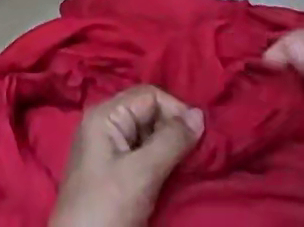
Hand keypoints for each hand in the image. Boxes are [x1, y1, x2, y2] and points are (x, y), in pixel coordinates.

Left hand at [51, 85, 203, 226]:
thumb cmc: (106, 208)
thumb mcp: (141, 173)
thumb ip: (171, 141)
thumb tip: (200, 115)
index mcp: (104, 115)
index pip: (148, 96)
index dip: (175, 110)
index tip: (199, 135)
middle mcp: (105, 125)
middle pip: (148, 112)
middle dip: (174, 127)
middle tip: (197, 151)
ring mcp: (108, 150)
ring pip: (148, 134)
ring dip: (170, 145)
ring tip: (189, 162)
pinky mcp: (114, 173)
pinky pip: (143, 154)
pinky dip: (161, 160)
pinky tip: (174, 172)